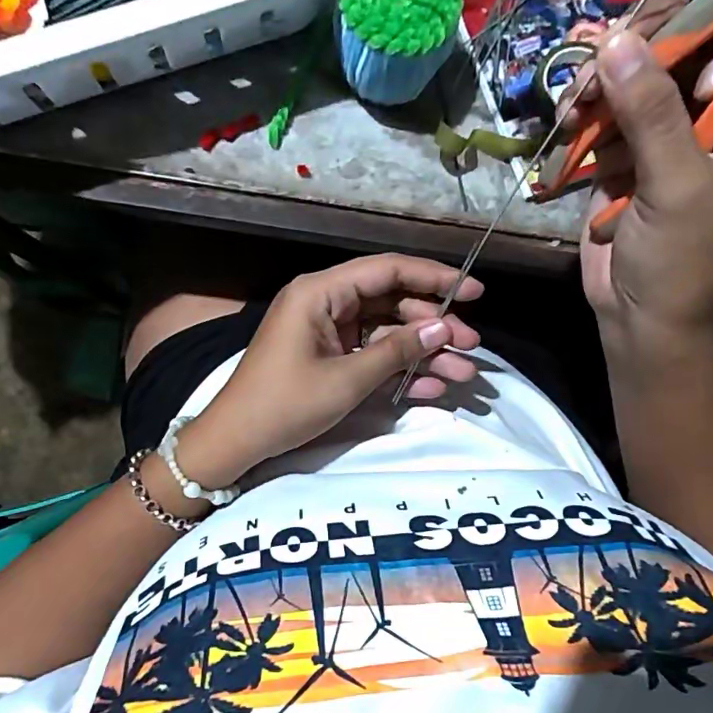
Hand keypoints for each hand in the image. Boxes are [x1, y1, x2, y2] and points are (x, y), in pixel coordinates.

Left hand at [173, 254, 483, 485]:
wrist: (237, 441)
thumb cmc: (285, 404)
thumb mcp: (347, 379)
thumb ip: (397, 350)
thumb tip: (443, 329)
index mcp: (321, 292)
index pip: (388, 270)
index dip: (434, 277)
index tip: (474, 291)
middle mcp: (327, 303)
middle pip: (393, 302)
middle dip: (434, 326)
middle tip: (471, 345)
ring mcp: (330, 332)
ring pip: (388, 331)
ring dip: (424, 353)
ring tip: (462, 374)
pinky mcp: (331, 357)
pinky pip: (373, 355)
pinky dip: (400, 370)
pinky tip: (431, 389)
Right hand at [565, 26, 712, 344]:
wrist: (637, 315)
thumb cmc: (680, 258)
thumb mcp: (676, 183)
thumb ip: (652, 112)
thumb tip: (616, 39)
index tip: (683, 38)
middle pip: (696, 43)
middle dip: (647, 43)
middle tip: (603, 54)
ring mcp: (673, 130)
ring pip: (645, 70)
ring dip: (606, 75)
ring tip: (576, 99)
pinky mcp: (631, 149)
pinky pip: (613, 106)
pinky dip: (587, 105)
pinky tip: (567, 116)